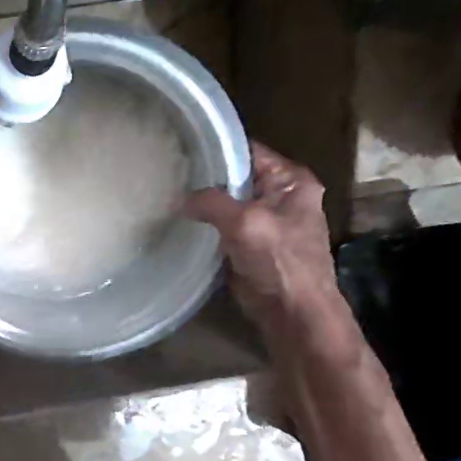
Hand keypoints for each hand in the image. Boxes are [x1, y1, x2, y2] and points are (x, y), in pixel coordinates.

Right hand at [182, 141, 340, 332]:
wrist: (293, 313)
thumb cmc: (279, 262)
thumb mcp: (244, 222)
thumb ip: (210, 201)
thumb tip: (179, 199)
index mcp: (292, 180)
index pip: (248, 150)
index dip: (216, 148)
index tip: (181, 148)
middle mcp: (280, 195)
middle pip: (235, 176)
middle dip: (204, 177)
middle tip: (168, 174)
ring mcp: (264, 220)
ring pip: (226, 202)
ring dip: (202, 204)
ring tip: (168, 195)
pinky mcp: (249, 244)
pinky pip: (221, 226)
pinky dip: (204, 225)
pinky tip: (179, 222)